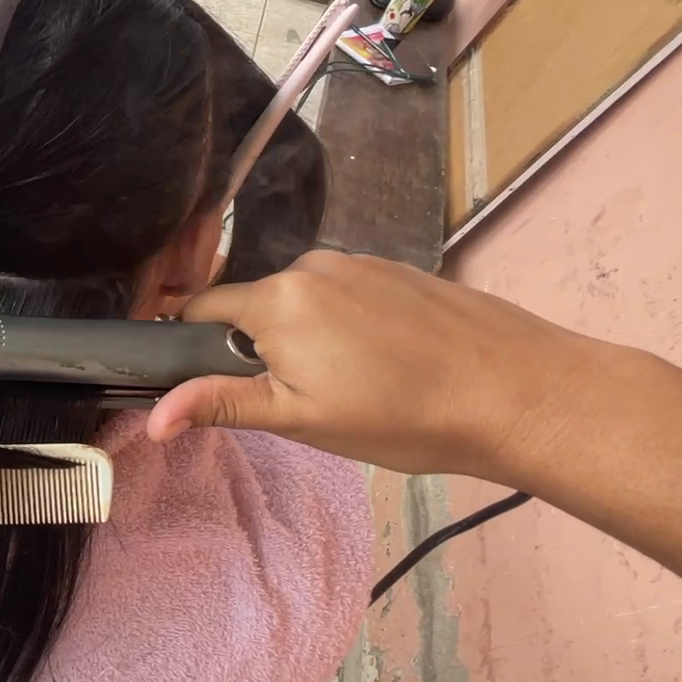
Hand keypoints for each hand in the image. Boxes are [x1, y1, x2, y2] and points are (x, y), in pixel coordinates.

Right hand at [147, 250, 600, 479]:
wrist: (529, 396)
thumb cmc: (400, 415)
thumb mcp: (298, 418)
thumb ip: (219, 405)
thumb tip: (152, 420)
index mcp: (275, 298)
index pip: (199, 310)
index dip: (199, 347)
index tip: (225, 382)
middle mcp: (309, 265)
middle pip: (250, 303)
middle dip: (256, 343)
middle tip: (299, 392)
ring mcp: (357, 261)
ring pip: (296, 299)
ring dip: (299, 332)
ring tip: (347, 377)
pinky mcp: (396, 267)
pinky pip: (340, 291)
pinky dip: (341, 320)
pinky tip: (382, 356)